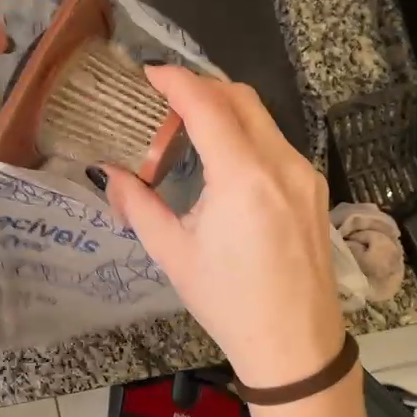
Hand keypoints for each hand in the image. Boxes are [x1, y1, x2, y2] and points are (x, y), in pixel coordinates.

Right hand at [103, 66, 346, 388]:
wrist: (294, 344)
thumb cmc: (227, 301)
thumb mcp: (172, 253)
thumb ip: (136, 204)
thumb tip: (105, 172)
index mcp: (242, 178)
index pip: (208, 105)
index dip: (175, 81)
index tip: (148, 73)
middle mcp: (280, 165)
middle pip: (240, 98)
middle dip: (198, 89)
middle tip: (160, 108)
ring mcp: (303, 175)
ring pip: (261, 118)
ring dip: (220, 112)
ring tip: (182, 138)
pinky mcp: (311, 189)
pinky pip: (273, 142)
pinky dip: (241, 135)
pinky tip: (217, 163)